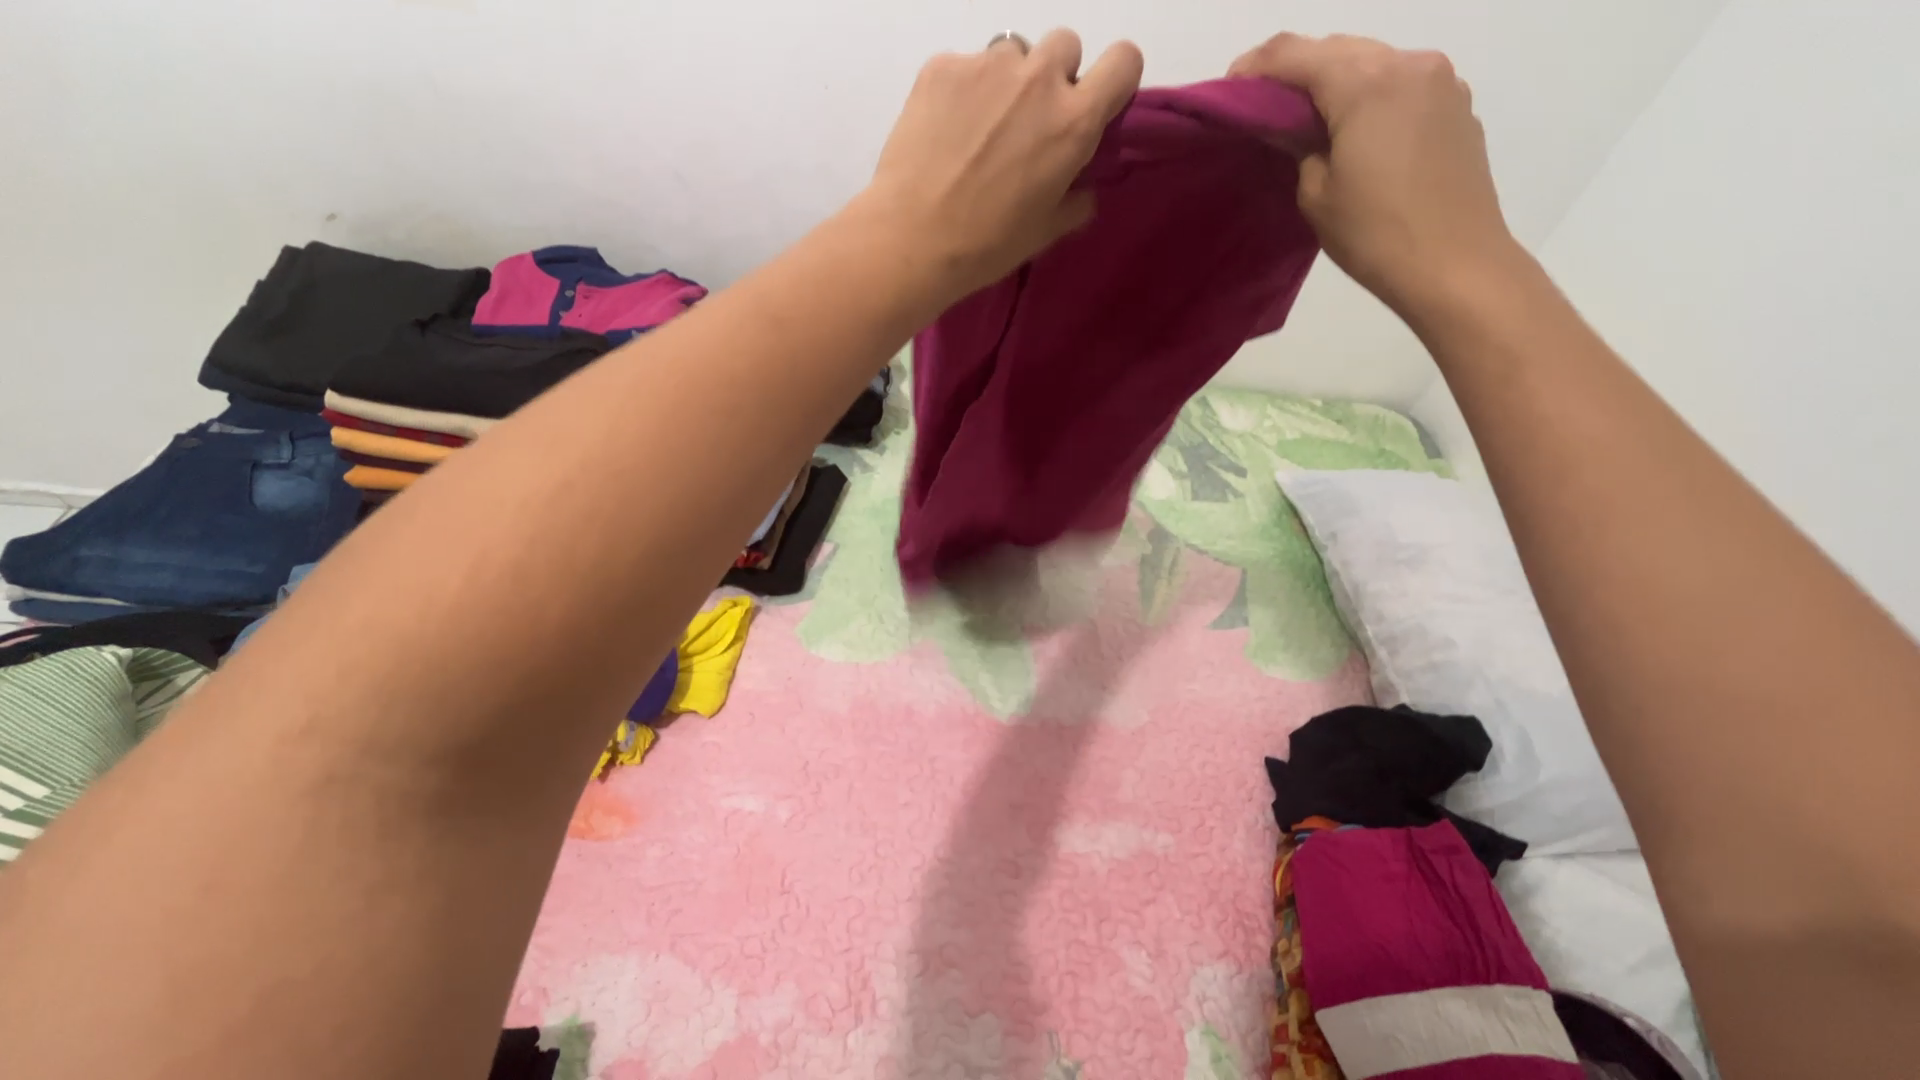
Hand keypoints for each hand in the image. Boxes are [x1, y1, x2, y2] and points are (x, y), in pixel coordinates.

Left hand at [862, 30, 1143, 297]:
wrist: (912, 239)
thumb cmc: (987, 244)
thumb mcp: (1047, 230)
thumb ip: (1077, 196)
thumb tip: (1081, 183)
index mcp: (1074, 120)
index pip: (1124, 59)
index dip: (1112, 78)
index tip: (1093, 102)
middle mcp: (1037, 79)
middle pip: (1065, 45)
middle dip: (1054, 76)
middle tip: (1028, 122)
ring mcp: (987, 66)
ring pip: (1012, 53)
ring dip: (1006, 81)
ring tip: (980, 127)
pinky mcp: (942, 67)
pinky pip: (964, 66)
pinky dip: (961, 91)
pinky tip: (944, 131)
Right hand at [1230, 34, 1523, 318]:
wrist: (1456, 267)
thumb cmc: (1375, 235)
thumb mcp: (1315, 193)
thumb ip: (1297, 144)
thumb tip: (1289, 126)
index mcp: (1367, 83)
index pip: (1296, 53)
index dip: (1255, 67)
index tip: (1230, 89)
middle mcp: (1409, 65)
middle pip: (1337, 48)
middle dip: (1296, 69)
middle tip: (1264, 104)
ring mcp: (1441, 82)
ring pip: (1372, 61)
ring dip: (1335, 79)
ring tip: (1307, 117)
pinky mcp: (1456, 106)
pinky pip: (1401, 83)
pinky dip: (1369, 94)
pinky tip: (1353, 128)